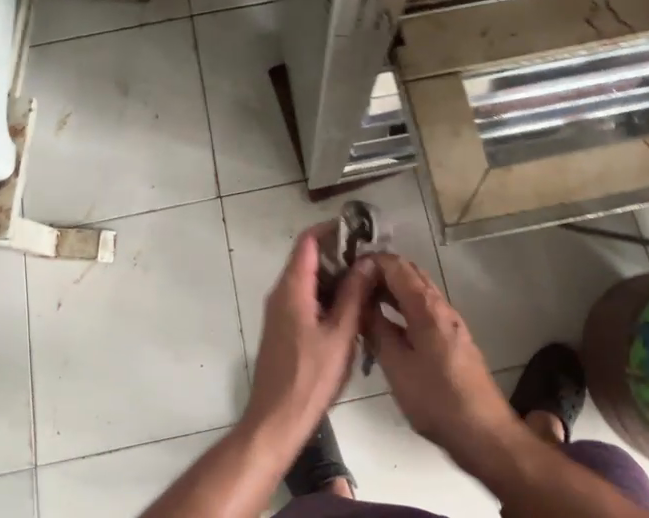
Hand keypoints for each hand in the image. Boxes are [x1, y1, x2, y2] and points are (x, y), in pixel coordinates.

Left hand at [244, 224, 377, 446]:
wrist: (276, 419)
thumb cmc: (310, 376)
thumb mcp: (340, 334)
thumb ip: (353, 294)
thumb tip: (366, 261)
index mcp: (292, 288)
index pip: (309, 241)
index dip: (333, 230)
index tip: (360, 231)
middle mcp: (280, 292)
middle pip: (307, 258)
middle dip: (338, 254)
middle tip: (371, 258)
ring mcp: (279, 311)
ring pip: (307, 280)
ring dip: (334, 276)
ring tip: (367, 281)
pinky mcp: (283, 328)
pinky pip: (304, 299)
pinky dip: (325, 295)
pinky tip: (349, 308)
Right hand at [361, 255, 518, 457]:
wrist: (484, 432)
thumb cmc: (436, 399)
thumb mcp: (397, 367)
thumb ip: (377, 331)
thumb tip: (359, 303)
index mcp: (426, 307)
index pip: (396, 266)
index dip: (371, 261)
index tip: (346, 269)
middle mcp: (441, 306)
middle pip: (409, 273)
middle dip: (381, 272)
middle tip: (352, 283)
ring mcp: (450, 322)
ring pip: (418, 291)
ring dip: (392, 289)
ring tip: (364, 301)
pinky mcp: (453, 338)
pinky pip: (424, 308)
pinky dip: (403, 305)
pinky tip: (388, 324)